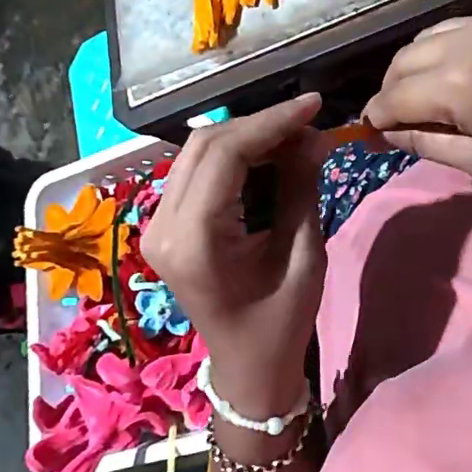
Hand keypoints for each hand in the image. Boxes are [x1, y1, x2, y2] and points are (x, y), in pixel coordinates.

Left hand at [140, 94, 324, 413]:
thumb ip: (301, 189)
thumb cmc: (281, 322)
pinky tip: (269, 157)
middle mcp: (163, 225)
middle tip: (308, 122)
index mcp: (194, 238)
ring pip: (199, 153)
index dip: (272, 121)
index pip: (226, 153)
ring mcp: (157, 225)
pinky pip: (198, 172)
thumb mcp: (302, 255)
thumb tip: (313, 136)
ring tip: (295, 137)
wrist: (248, 367)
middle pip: (205, 144)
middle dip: (260, 125)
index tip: (313, 104)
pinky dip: (235, 157)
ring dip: (248, 138)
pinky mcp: (166, 227)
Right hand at [361, 12, 471, 204]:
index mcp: (463, 83)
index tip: (369, 134)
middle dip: (391, 91)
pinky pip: (457, 29)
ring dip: (413, 69)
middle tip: (395, 123)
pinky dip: (441, 51)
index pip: (395, 94)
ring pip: (427, 38)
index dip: (377, 117)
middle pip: (405, 59)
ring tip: (420, 102)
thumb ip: (428, 142)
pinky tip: (449, 79)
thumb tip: (385, 132)